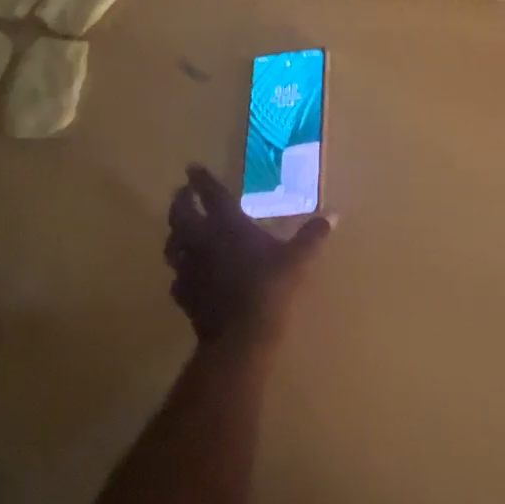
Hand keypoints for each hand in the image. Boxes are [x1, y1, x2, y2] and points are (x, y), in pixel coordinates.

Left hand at [166, 165, 332, 344]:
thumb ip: (312, 235)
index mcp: (227, 225)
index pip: (210, 194)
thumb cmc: (270, 288)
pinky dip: (180, 269)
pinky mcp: (183, 294)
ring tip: (179, 229)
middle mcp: (201, 241)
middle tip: (182, 193)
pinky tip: (187, 273)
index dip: (201, 179)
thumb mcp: (299, 259)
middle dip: (181, 201)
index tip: (192, 167)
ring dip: (174, 233)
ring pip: (171, 244)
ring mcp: (188, 268)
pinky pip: (176, 276)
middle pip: (181, 215)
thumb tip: (332, 215)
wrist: (239, 336)